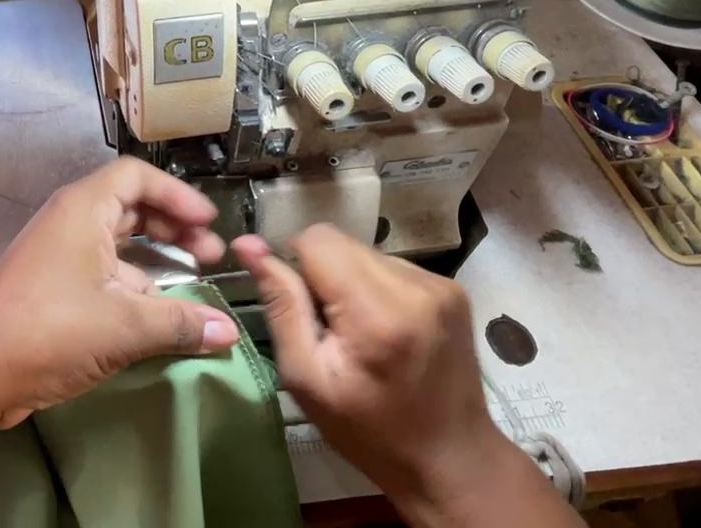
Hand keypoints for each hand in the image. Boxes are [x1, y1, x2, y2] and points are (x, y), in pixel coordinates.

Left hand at [0, 157, 240, 427]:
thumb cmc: (50, 328)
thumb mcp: (123, 325)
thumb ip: (179, 323)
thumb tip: (228, 332)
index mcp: (84, 208)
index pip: (137, 176)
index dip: (177, 194)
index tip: (209, 222)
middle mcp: (72, 222)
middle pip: (132, 207)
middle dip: (174, 227)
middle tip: (211, 254)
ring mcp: (62, 256)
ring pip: (120, 245)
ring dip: (158, 260)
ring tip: (195, 283)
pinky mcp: (57, 290)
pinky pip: (107, 276)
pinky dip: (137, 288)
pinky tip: (162, 318)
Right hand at [233, 227, 519, 513]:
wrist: (452, 462)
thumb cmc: (369, 430)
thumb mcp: (306, 377)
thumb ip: (280, 304)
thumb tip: (248, 245)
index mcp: (376, 311)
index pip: (316, 239)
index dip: (296, 265)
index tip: (301, 307)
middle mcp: (413, 286)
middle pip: (340, 241)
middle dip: (322, 272)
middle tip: (328, 325)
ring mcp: (439, 284)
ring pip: (363, 250)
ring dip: (348, 278)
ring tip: (358, 330)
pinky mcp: (452, 287)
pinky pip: (390, 264)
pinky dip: (375, 286)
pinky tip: (384, 327)